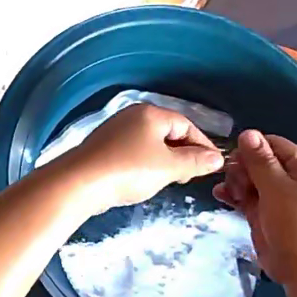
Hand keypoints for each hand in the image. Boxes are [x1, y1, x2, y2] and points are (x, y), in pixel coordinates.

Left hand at [46, 103, 224, 213]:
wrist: (80, 182)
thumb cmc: (128, 170)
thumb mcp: (169, 167)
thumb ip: (196, 162)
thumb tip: (216, 158)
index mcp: (149, 114)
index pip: (186, 125)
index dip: (202, 145)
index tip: (213, 165)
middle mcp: (131, 116)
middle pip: (168, 132)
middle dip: (183, 153)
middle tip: (189, 175)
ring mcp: (115, 130)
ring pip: (150, 143)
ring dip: (164, 160)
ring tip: (168, 180)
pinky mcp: (104, 146)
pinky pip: (133, 151)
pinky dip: (145, 163)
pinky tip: (144, 179)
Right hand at [214, 130, 296, 290]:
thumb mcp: (279, 189)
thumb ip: (261, 161)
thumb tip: (247, 132)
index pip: (274, 145)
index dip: (251, 148)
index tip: (233, 158)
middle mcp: (294, 182)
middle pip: (260, 163)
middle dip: (242, 168)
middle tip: (233, 181)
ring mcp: (280, 201)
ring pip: (251, 181)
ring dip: (235, 182)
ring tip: (227, 192)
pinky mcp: (268, 218)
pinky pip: (248, 200)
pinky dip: (235, 196)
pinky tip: (222, 196)